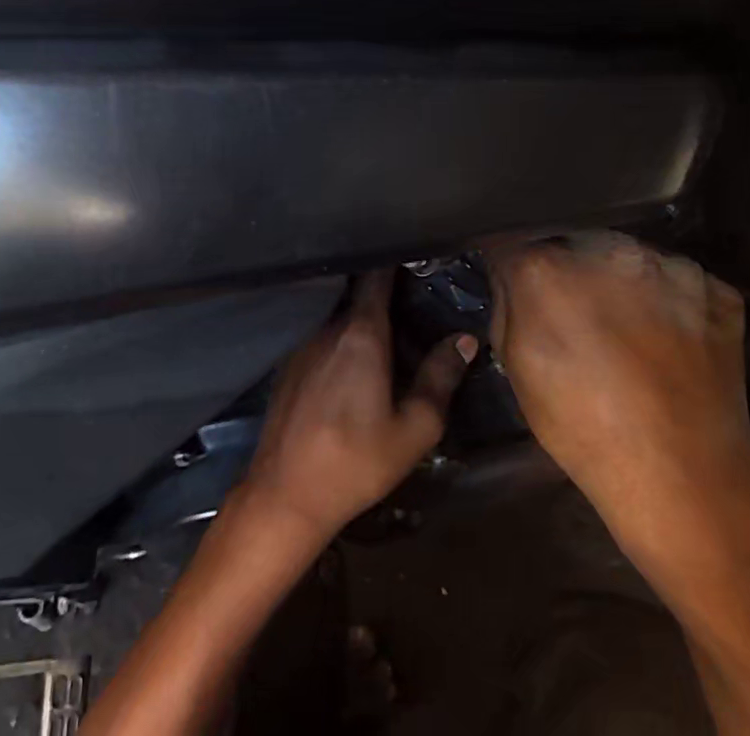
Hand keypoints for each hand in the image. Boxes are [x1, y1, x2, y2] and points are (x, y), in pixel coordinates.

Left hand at [241, 269, 476, 537]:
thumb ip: (440, 377)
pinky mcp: (286, 365)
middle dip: (382, 291)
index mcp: (360, 335)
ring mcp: (300, 345)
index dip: (395, 263)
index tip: (414, 255)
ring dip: (358, 315)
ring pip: (335, 316)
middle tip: (411, 296)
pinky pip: (319, 335)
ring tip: (387, 325)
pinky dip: (338, 336)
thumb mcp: (415, 427)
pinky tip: (350, 358)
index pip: (376, 279)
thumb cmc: (357, 461)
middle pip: (356, 295)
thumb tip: (463, 339)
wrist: (286, 493)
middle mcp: (326, 329)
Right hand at [486, 233, 749, 515]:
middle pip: (571, 241)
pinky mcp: (715, 287)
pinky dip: (665, 298)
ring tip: (622, 324)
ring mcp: (667, 265)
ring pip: (626, 256)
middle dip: (563, 265)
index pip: (511, 241)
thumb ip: (506, 306)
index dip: (506, 260)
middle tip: (568, 307)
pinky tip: (664, 338)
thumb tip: (509, 277)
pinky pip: (675, 279)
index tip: (508, 276)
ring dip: (616, 278)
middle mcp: (606, 250)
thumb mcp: (516, 367)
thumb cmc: (579, 424)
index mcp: (546, 269)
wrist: (682, 471)